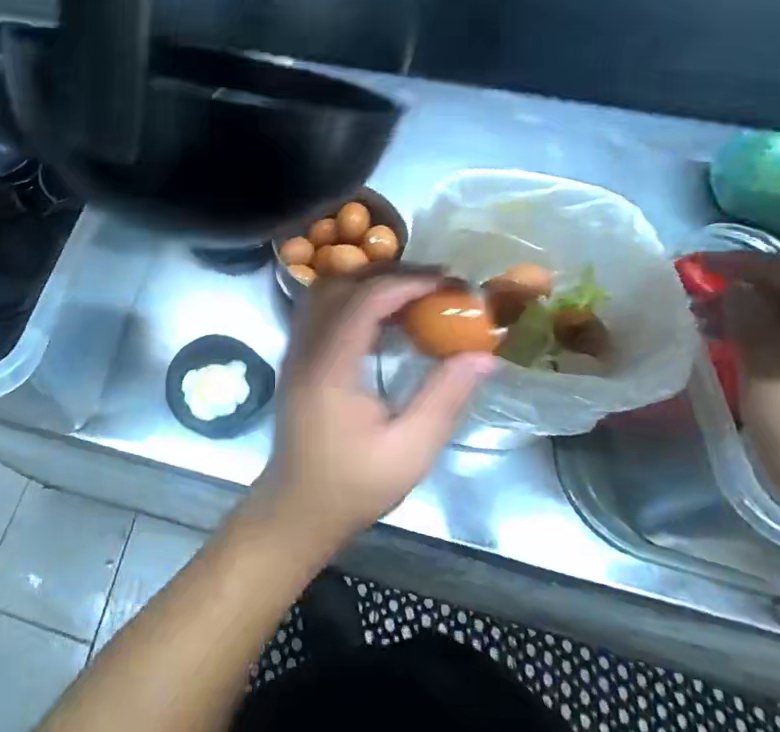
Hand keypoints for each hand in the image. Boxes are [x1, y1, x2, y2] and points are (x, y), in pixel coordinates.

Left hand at [249, 268, 495, 550]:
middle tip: (437, 283)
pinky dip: (352, 296)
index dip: (407, 283)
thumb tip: (484, 354)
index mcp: (330, 367)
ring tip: (414, 291)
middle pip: (341, 284)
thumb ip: (444, 398)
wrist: (298, 505)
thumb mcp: (411, 450)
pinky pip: (320, 307)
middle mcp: (305, 347)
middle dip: (390, 274)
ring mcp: (295, 349)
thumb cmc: (355, 484)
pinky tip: (384, 314)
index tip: (449, 282)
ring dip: (368, 281)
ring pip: (325, 290)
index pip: (364, 301)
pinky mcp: (296, 355)